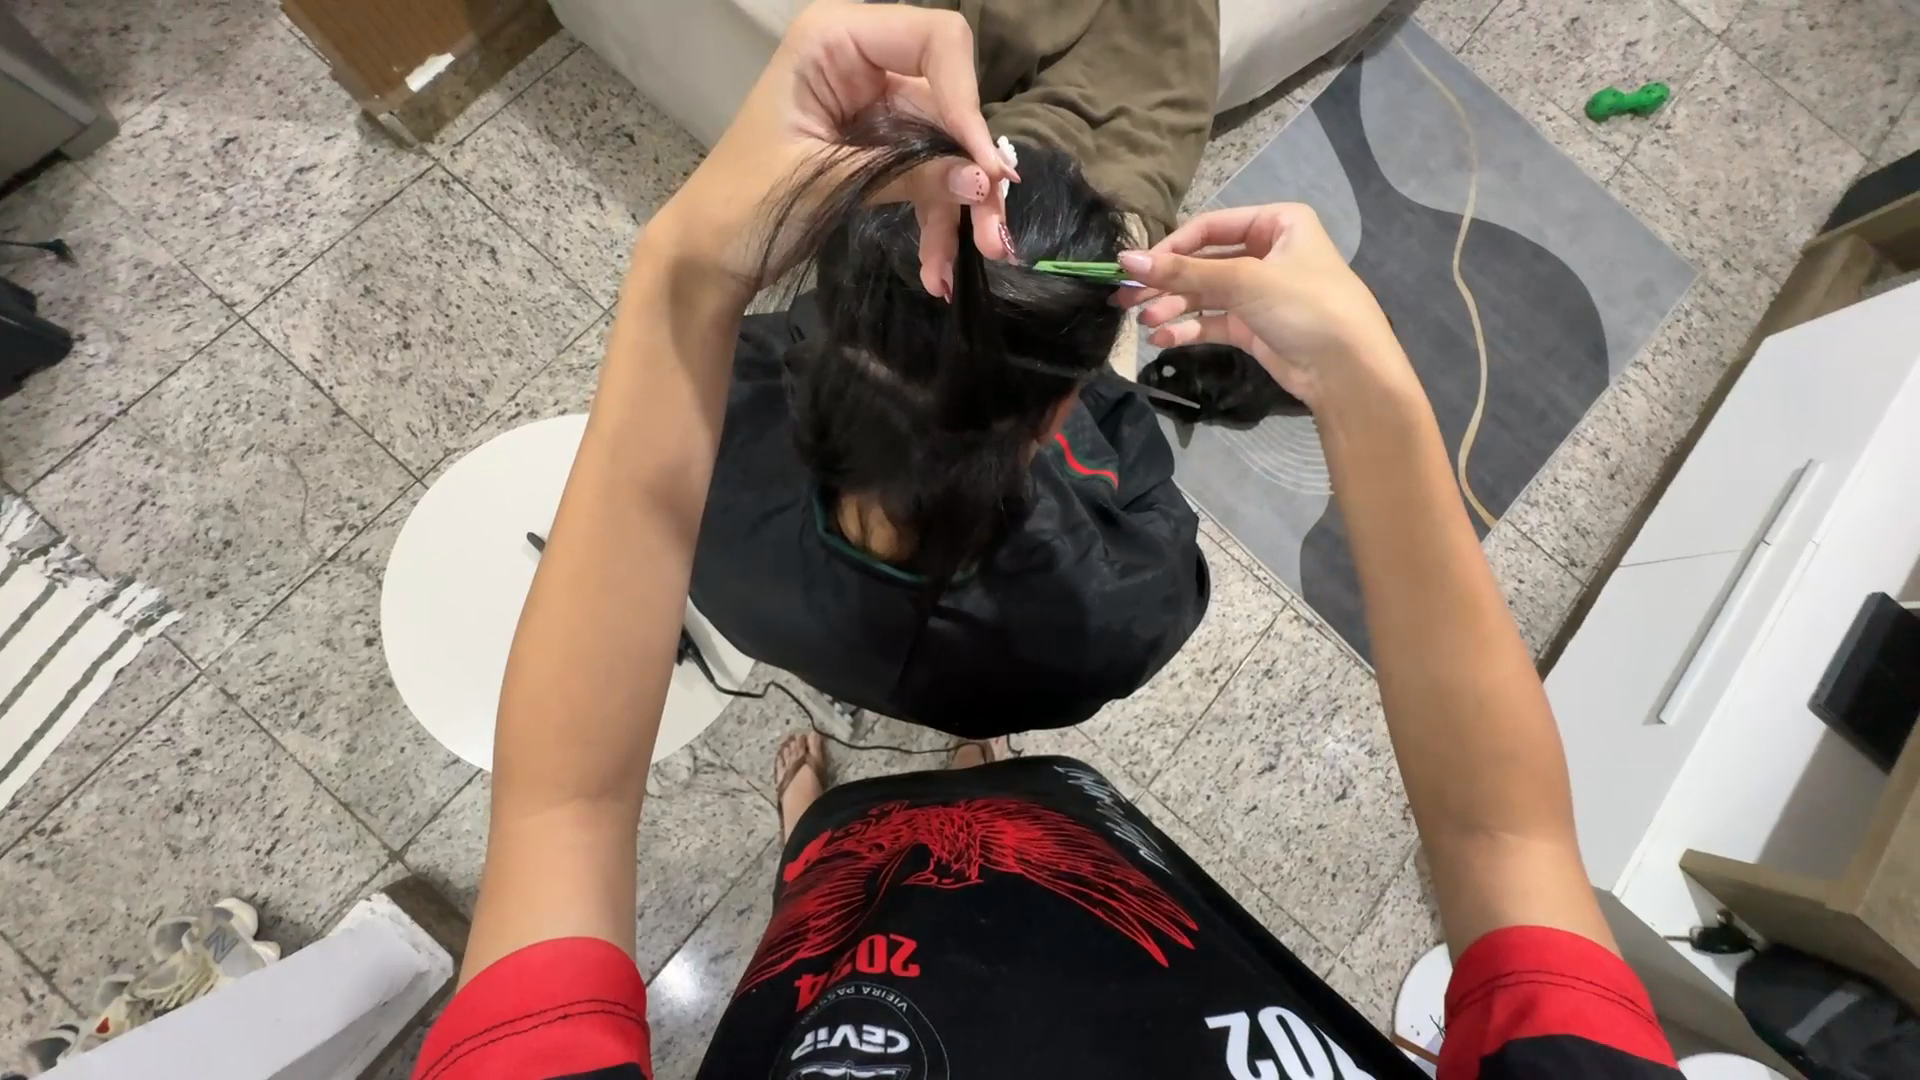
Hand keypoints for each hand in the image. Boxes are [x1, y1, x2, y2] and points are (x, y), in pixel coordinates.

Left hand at [659, 1, 1013, 295]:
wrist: (712, 253)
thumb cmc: (745, 204)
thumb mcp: (826, 183)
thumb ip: (907, 173)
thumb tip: (985, 182)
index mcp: (837, 40)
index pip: (937, 42)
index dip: (969, 105)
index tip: (986, 174)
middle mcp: (865, 65)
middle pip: (950, 109)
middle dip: (974, 178)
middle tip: (995, 242)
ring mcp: (875, 112)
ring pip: (946, 154)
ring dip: (959, 216)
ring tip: (953, 274)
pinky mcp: (879, 155)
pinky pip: (927, 182)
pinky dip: (935, 226)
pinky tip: (935, 273)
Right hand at [1113, 203, 1409, 408]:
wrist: (1345, 368)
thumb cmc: (1304, 305)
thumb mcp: (1244, 281)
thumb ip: (1183, 272)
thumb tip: (1126, 260)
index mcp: (1276, 223)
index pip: (1209, 228)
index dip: (1170, 248)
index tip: (1134, 269)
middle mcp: (1266, 252)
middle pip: (1202, 262)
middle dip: (1165, 282)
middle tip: (1124, 299)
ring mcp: (1258, 292)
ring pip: (1203, 294)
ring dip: (1172, 307)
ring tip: (1146, 323)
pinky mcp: (1251, 327)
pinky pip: (1211, 322)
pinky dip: (1187, 330)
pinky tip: (1164, 339)